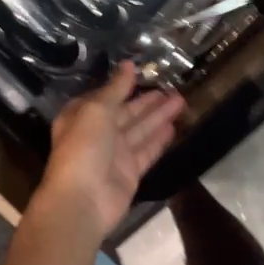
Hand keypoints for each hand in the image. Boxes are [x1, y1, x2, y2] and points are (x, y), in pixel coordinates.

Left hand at [36, 62, 184, 237]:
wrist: (83, 199)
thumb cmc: (83, 148)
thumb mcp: (96, 110)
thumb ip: (115, 88)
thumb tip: (129, 65)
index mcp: (82, 116)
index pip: (106, 96)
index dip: (125, 85)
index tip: (146, 72)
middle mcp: (98, 133)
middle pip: (127, 113)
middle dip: (149, 101)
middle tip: (174, 88)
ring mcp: (115, 154)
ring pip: (140, 130)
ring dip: (159, 116)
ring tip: (181, 101)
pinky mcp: (130, 172)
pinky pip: (147, 151)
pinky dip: (159, 139)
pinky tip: (174, 127)